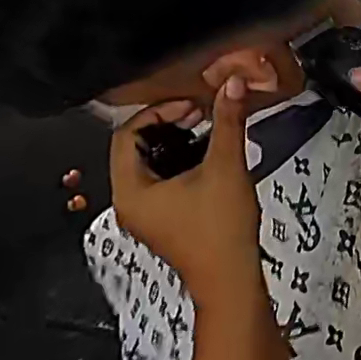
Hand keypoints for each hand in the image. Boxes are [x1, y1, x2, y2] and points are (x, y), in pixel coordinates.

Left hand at [107, 77, 255, 287]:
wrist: (231, 277)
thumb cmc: (221, 225)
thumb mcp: (226, 166)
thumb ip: (228, 121)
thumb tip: (234, 82)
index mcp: (130, 190)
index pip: (126, 135)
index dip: (159, 112)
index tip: (194, 105)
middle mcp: (129, 201)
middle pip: (136, 147)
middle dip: (169, 123)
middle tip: (202, 112)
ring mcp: (146, 213)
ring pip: (151, 162)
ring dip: (177, 140)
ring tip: (209, 128)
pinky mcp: (164, 218)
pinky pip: (162, 178)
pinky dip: (182, 159)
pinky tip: (210, 153)